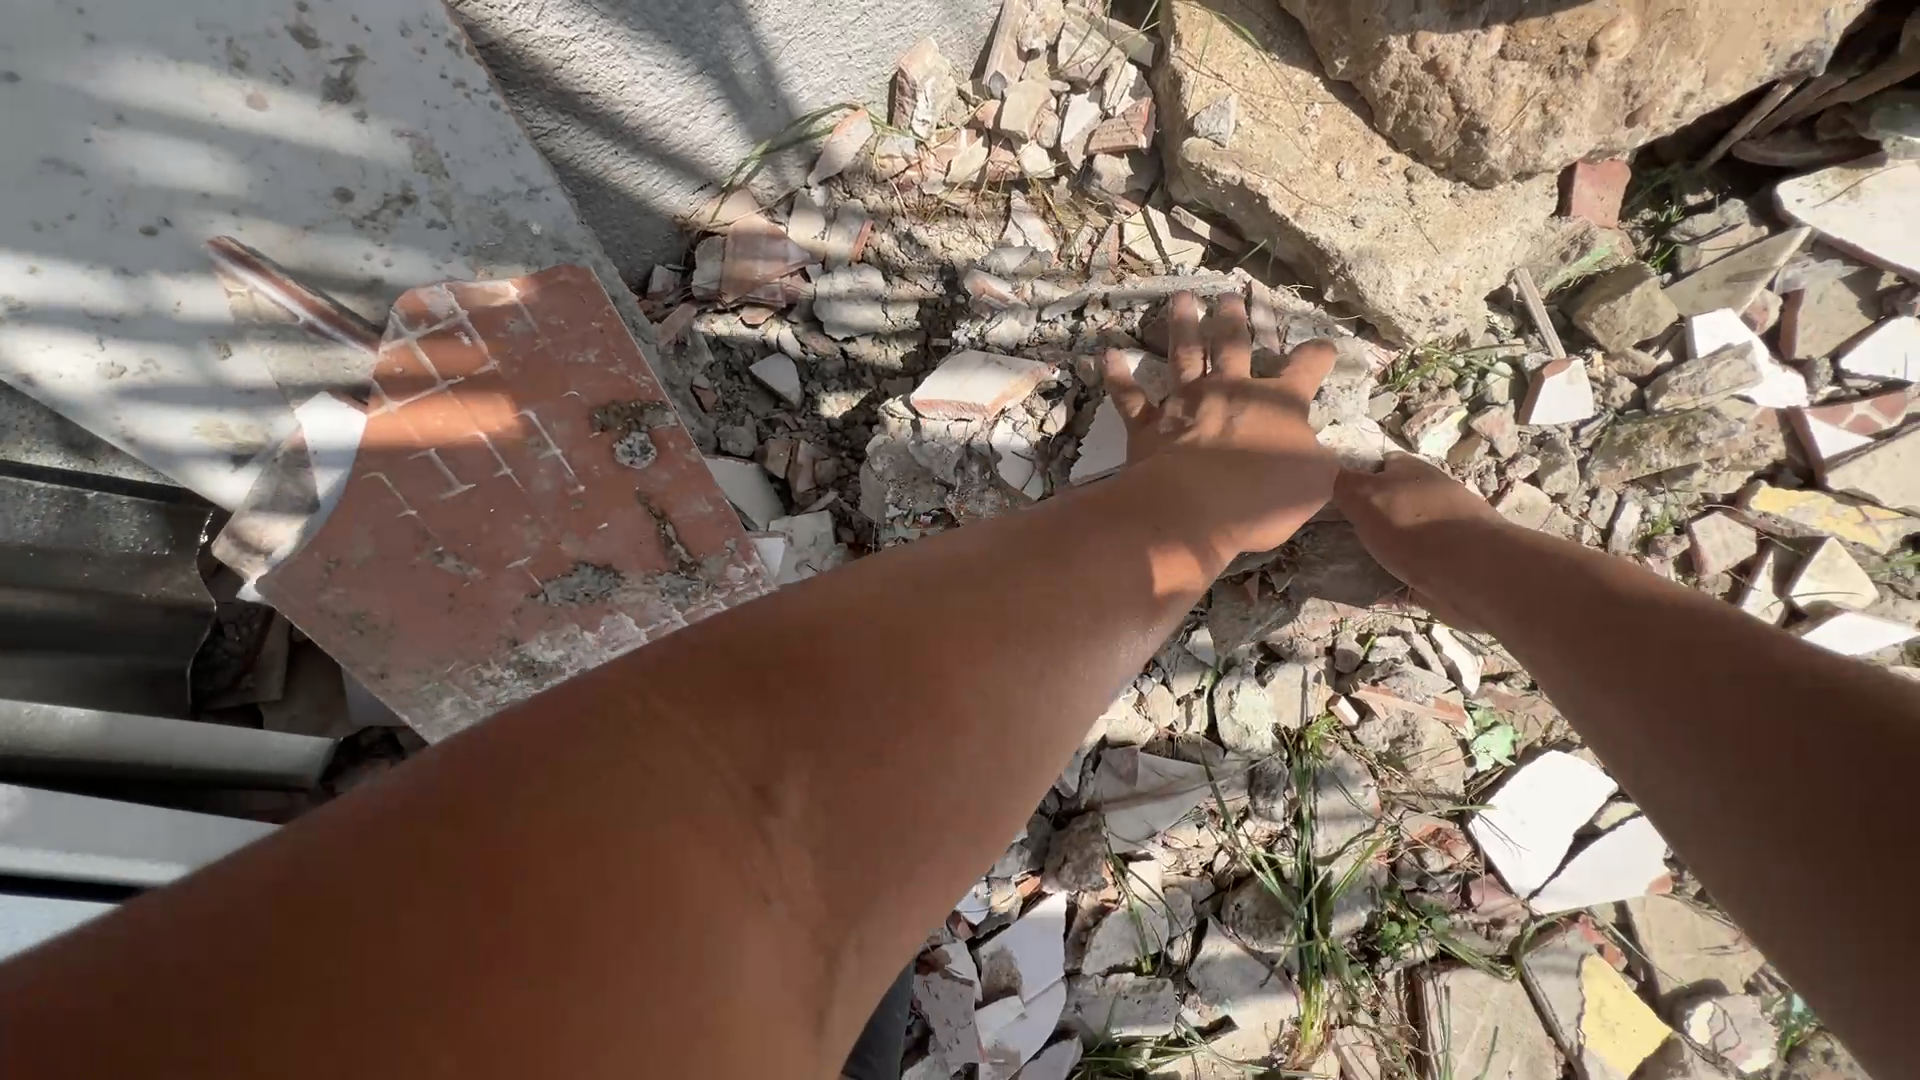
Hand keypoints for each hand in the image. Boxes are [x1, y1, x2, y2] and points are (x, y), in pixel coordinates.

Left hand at [1103, 290, 1336, 556]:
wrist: (1198, 506)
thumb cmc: (1263, 495)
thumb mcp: (1314, 481)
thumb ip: (1317, 460)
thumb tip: (1319, 454)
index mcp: (1279, 402)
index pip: (1306, 369)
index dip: (1317, 357)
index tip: (1321, 348)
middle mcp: (1229, 390)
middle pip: (1233, 345)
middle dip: (1232, 319)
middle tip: (1227, 297)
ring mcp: (1185, 404)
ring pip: (1184, 356)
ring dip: (1182, 325)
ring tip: (1181, 298)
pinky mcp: (1148, 426)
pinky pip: (1130, 397)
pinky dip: (1117, 376)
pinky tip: (1107, 355)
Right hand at [1333, 452, 1508, 627]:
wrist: (1472, 575)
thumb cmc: (1414, 526)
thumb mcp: (1363, 494)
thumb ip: (1338, 481)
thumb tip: (1318, 469)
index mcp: (1414, 473)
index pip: (1382, 464)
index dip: (1355, 475)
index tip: (1328, 494)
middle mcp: (1430, 500)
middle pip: (1388, 505)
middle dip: (1362, 519)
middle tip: (1326, 533)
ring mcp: (1440, 537)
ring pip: (1396, 542)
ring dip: (1372, 554)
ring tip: (1337, 565)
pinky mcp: (1443, 571)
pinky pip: (1404, 576)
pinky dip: (1385, 584)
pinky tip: (1362, 591)